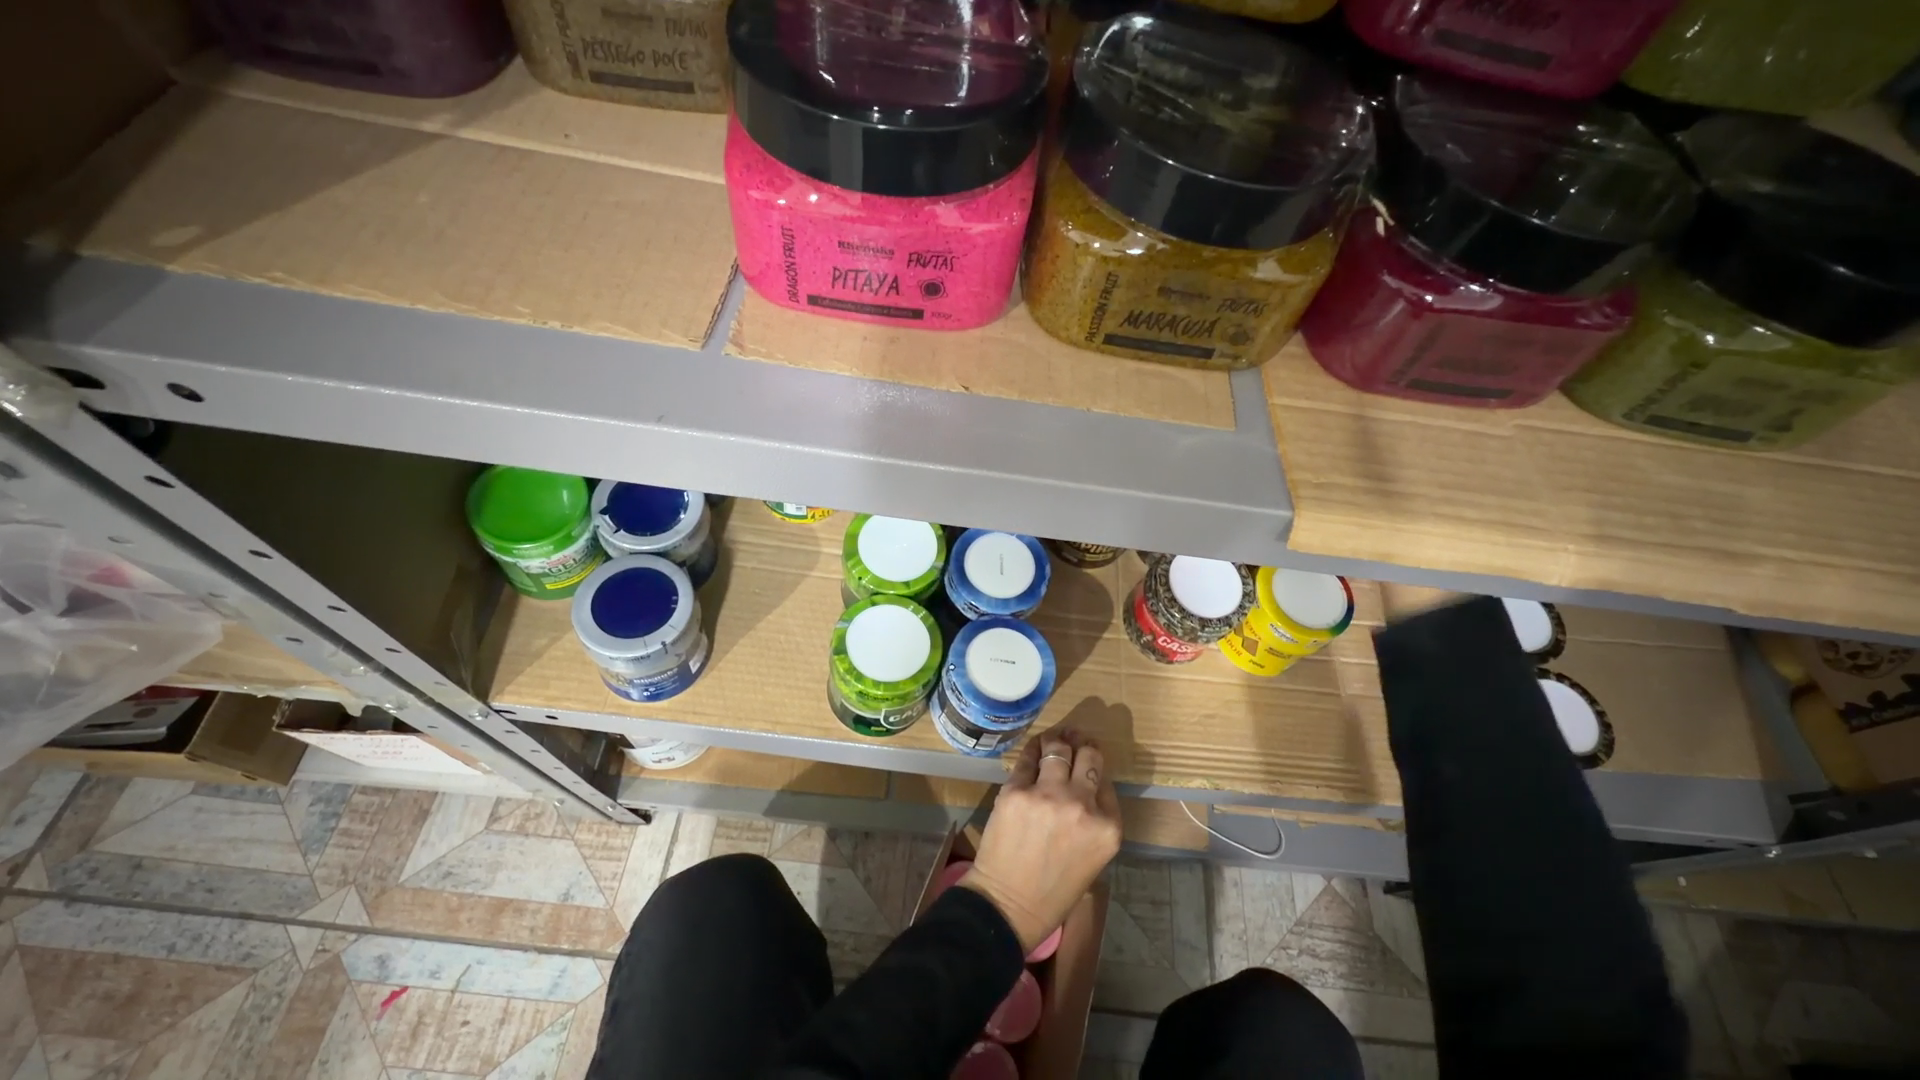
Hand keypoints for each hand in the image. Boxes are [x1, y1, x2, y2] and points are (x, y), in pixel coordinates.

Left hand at [958, 726, 1123, 952]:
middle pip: (1089, 757)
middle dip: (1083, 744)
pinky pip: (1028, 759)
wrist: (1010, 903)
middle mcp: (1083, 806)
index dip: (1096, 766)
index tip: (1089, 756)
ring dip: (1058, 739)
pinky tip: (1035, 746)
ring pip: (1059, 749)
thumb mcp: (1095, 857)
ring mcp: (1048, 795)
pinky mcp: (1016, 791)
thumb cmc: (1055, 889)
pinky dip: (1033, 749)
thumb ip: (1098, 818)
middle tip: (1077, 736)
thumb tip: (1089, 782)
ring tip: (1056, 736)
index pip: (1106, 780)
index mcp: (1108, 827)